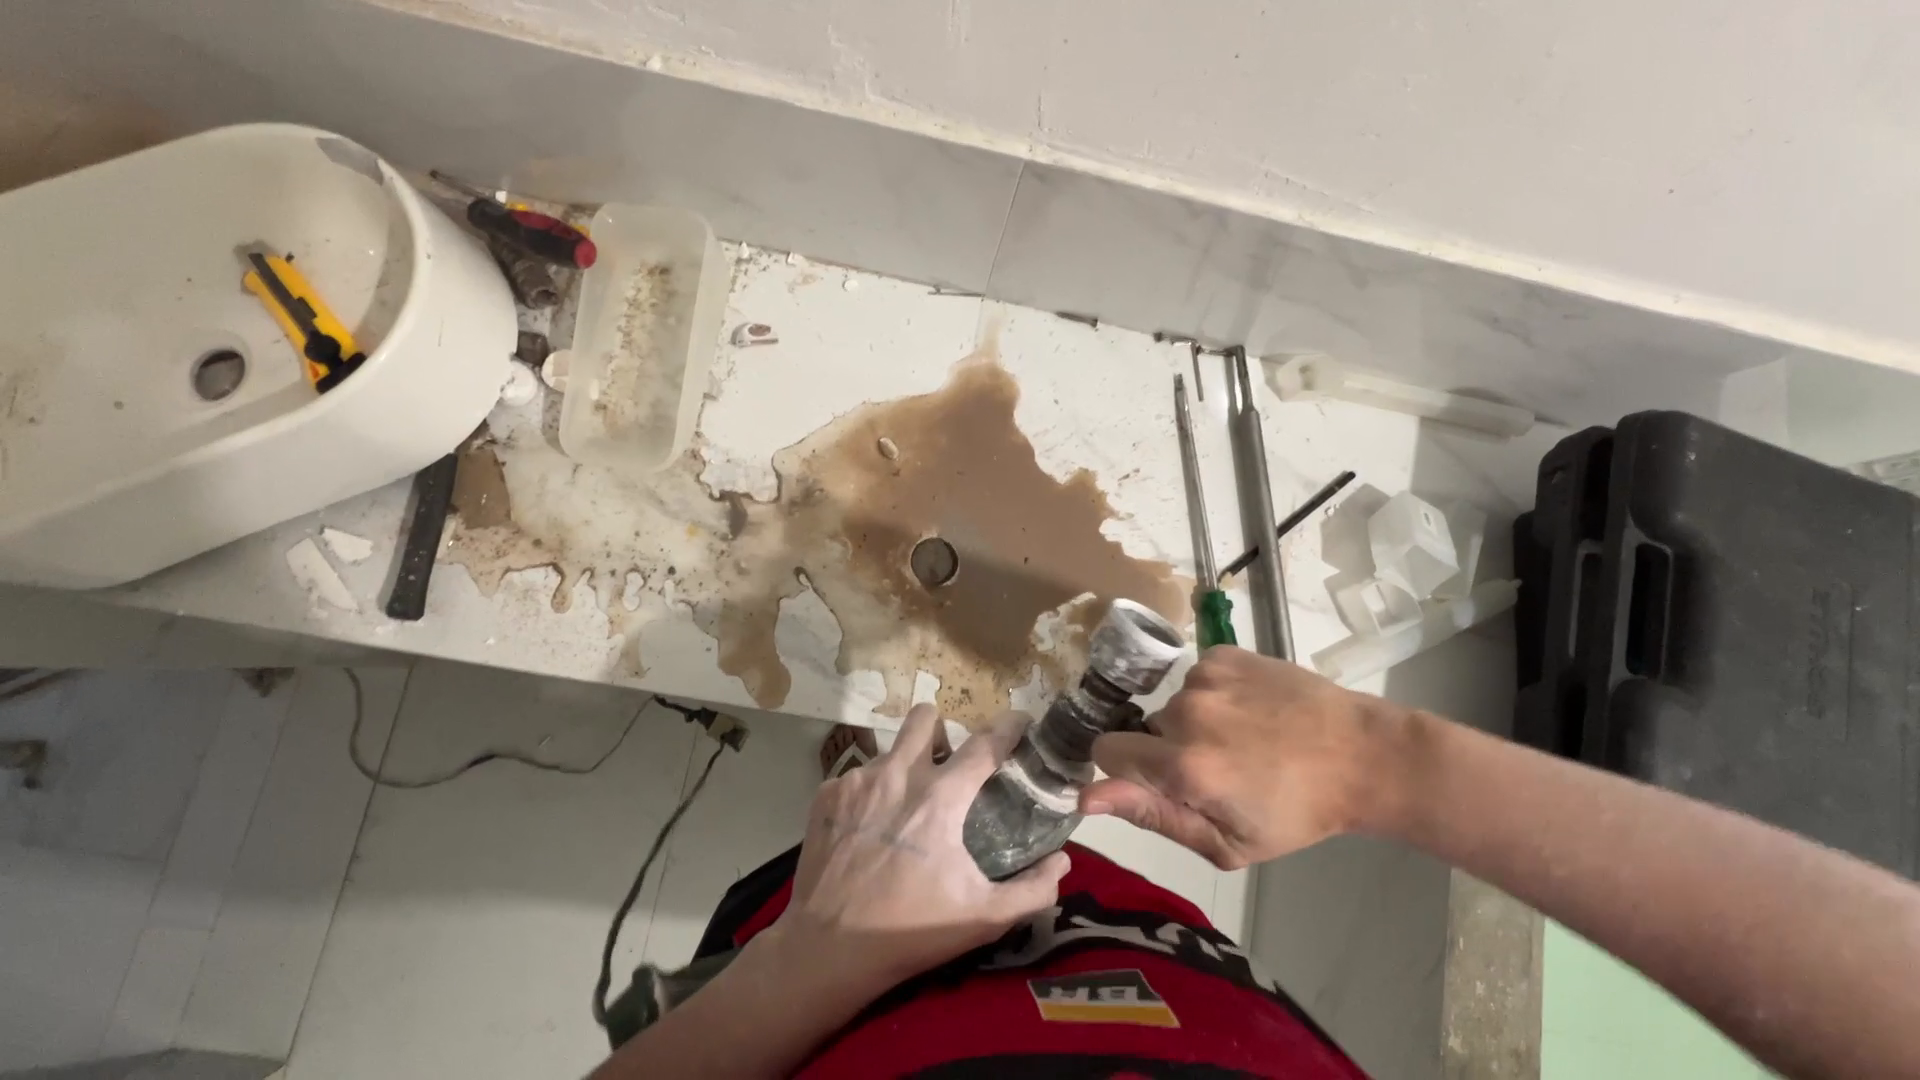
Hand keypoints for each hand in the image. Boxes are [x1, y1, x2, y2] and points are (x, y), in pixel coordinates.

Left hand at [770, 704, 1070, 990]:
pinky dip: (870, 794)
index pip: (984, 744)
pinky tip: (869, 829)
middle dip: (941, 731)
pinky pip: (856, 777)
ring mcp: (856, 781)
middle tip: (947, 763)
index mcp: (939, 798)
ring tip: (904, 806)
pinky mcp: (826, 795)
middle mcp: (897, 775)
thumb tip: (1062, 860)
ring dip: (904, 766)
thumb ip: (1033, 889)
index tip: (1020, 721)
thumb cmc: (911, 930)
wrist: (827, 948)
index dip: (1007, 728)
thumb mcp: (983, 918)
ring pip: (890, 750)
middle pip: (925, 718)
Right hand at [1080, 646, 1408, 869]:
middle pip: (1143, 729)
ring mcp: (1205, 678)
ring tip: (1244, 738)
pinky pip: (1195, 678)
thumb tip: (1086, 796)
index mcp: (1183, 766)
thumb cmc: (1296, 814)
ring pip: (1172, 704)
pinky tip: (1251, 710)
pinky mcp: (1224, 654)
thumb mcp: (1226, 842)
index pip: (1105, 752)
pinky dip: (1215, 694)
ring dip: (1194, 722)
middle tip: (1218, 767)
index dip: (1125, 771)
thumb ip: (1152, 816)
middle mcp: (1185, 713)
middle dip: (1166, 749)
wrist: (1361, 755)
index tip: (1161, 782)